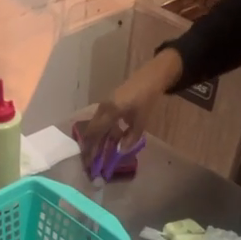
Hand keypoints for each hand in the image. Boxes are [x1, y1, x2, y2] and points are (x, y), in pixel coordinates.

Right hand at [79, 50, 182, 176]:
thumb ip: (131, 138)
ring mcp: (104, 104)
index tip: (88, 164)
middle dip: (89, 147)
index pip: (94, 135)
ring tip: (98, 152)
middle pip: (91, 131)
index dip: (90, 150)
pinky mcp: (108, 103)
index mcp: (109, 112)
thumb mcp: (141, 121)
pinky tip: (108, 139)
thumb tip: (119, 151)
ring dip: (96, 140)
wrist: (152, 76)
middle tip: (89, 161)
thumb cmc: (147, 98)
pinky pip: (101, 121)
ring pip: (95, 126)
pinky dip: (101, 132)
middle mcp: (103, 108)